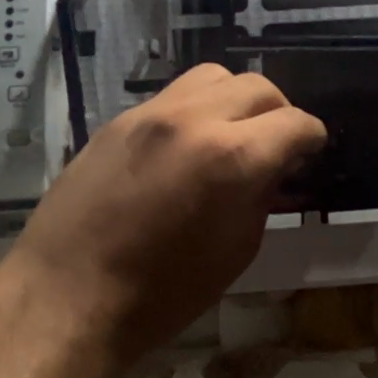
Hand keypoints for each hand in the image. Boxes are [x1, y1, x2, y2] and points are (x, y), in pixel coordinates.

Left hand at [0, 64, 326, 362]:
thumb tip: (272, 170)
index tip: (309, 155)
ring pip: (214, 77)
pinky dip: (196, 112)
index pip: (297, 123)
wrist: (65, 300)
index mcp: (234, 157)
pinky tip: (187, 149)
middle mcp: (195, 120)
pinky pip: (174, 97)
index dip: (312, 140)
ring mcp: (151, 115)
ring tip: (231, 136)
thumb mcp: (238, 249)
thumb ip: (262, 195)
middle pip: (258, 86)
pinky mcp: (118, 122)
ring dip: (235, 101)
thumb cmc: (163, 293)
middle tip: (274, 147)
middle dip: (278, 114)